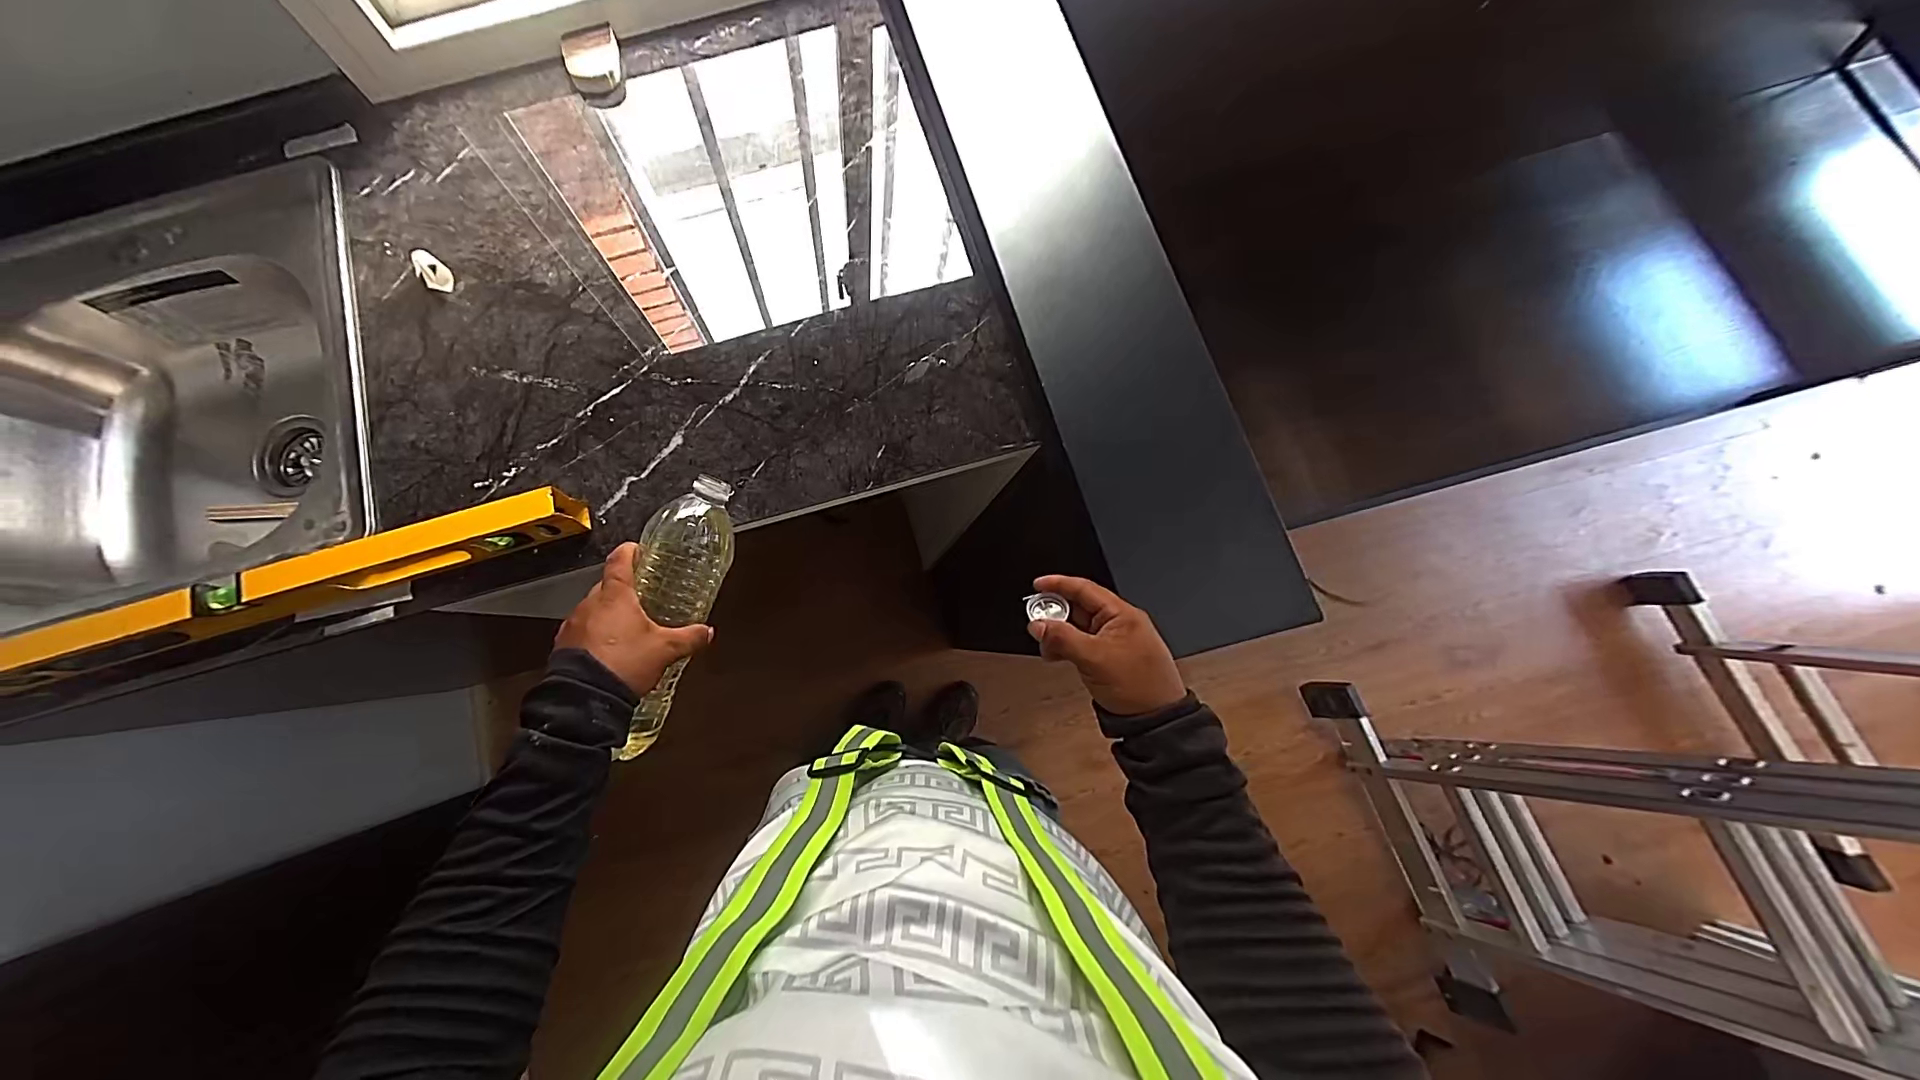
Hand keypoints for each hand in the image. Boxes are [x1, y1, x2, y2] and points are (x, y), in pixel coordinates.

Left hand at [555, 542, 712, 694]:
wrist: (585, 697)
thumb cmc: (624, 663)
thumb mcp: (666, 649)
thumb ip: (689, 637)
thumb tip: (707, 632)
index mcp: (615, 596)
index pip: (619, 562)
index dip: (629, 552)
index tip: (636, 549)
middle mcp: (590, 605)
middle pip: (606, 586)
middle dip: (622, 589)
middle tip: (641, 596)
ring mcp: (573, 624)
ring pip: (592, 609)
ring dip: (607, 613)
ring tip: (627, 626)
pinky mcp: (563, 645)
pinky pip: (582, 631)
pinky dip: (595, 634)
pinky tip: (610, 648)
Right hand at [1027, 574, 1185, 714]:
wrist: (1156, 720)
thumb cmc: (1141, 688)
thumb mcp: (1095, 658)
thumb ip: (1063, 638)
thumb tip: (1039, 625)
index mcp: (1122, 615)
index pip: (1085, 589)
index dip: (1059, 584)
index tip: (1037, 585)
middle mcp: (1118, 624)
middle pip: (1079, 607)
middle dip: (1055, 613)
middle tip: (1037, 621)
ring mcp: (1113, 641)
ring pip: (1077, 626)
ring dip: (1059, 634)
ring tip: (1048, 645)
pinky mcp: (1108, 657)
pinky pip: (1081, 643)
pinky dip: (1066, 646)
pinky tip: (1057, 654)